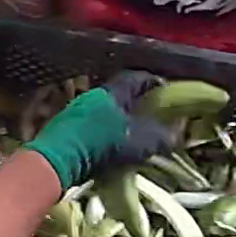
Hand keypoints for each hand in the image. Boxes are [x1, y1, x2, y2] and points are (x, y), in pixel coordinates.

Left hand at [25, 71, 176, 189]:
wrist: (57, 158)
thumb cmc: (101, 144)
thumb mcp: (141, 141)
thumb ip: (163, 135)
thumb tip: (177, 131)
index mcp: (112, 92)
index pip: (137, 78)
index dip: (154, 83)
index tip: (168, 91)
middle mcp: (93, 96)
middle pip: (121, 94)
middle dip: (138, 103)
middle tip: (154, 115)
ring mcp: (77, 110)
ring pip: (106, 109)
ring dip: (121, 118)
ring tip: (135, 132)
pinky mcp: (67, 127)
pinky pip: (93, 124)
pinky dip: (106, 130)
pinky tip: (112, 144)